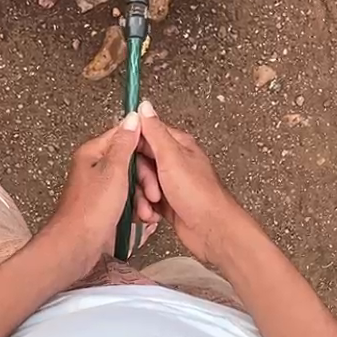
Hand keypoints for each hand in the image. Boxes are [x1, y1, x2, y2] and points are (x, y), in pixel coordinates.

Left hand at [41, 111, 143, 271]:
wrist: (76, 246)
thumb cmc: (91, 210)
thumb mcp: (114, 171)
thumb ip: (124, 144)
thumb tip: (132, 117)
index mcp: (93, 153)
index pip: (123, 136)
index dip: (143, 145)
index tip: (159, 157)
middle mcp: (94, 167)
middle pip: (129, 161)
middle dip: (145, 177)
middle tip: (153, 192)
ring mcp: (98, 188)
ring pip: (129, 183)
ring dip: (142, 196)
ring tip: (146, 212)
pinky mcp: (103, 206)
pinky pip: (125, 200)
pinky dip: (135, 208)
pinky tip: (142, 219)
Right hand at [134, 101, 260, 265]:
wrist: (211, 230)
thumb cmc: (198, 194)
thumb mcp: (171, 157)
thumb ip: (155, 131)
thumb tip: (145, 106)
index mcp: (177, 145)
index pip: (145, 136)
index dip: (133, 147)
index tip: (125, 158)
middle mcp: (174, 162)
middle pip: (140, 162)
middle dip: (139, 178)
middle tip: (150, 188)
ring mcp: (171, 183)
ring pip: (141, 184)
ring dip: (141, 197)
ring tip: (152, 204)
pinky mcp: (168, 203)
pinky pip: (147, 201)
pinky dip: (146, 209)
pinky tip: (152, 215)